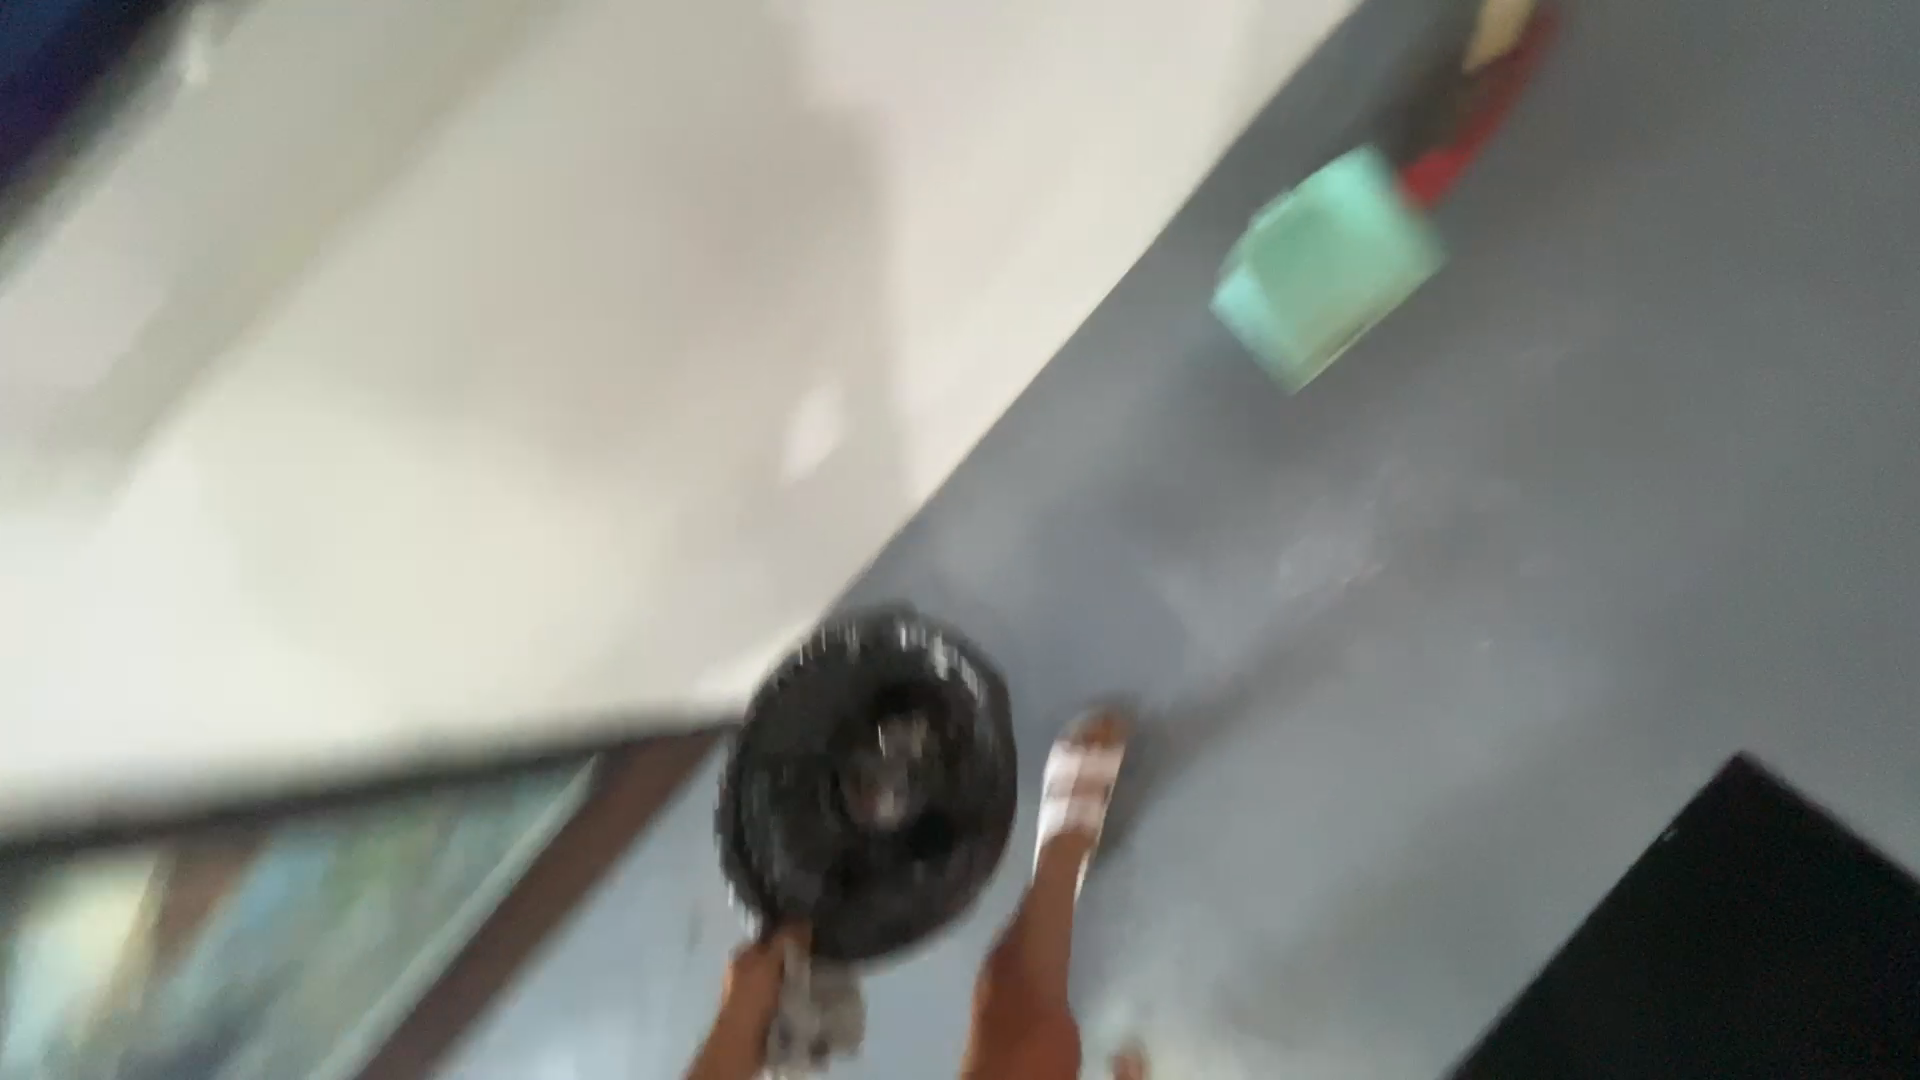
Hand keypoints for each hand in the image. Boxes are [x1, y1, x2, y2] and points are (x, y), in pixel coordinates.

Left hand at [687, 924, 809, 1079]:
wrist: (742, 1044)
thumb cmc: (752, 997)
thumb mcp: (770, 961)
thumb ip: (785, 938)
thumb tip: (803, 918)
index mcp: (741, 954)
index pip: (768, 934)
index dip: (788, 931)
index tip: (809, 933)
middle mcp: (743, 971)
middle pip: (775, 956)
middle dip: (793, 957)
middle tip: (816, 956)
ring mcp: (751, 994)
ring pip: (779, 978)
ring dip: (794, 978)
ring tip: (816, 976)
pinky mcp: (760, 1013)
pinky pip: (781, 997)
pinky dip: (792, 996)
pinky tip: (806, 996)